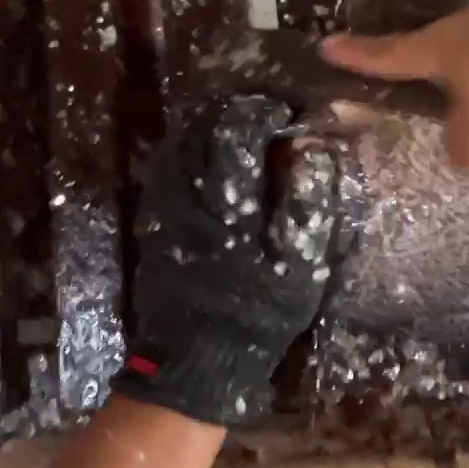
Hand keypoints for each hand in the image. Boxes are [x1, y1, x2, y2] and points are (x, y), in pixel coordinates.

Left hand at [114, 95, 337, 426]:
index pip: (240, 130)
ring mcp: (166, 204)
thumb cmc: (256, 310)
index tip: (284, 111)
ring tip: (233, 127)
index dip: (263, 111)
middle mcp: (192, 192)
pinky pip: (165, 166)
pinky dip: (185, 148)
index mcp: (230, 199)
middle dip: (232, 110)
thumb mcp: (299, 264)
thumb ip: (306, 202)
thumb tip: (315, 148)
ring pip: (179, 142)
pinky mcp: (153, 219)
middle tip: (258, 112)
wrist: (196, 357)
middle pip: (202, 127)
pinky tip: (203, 155)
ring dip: (206, 125)